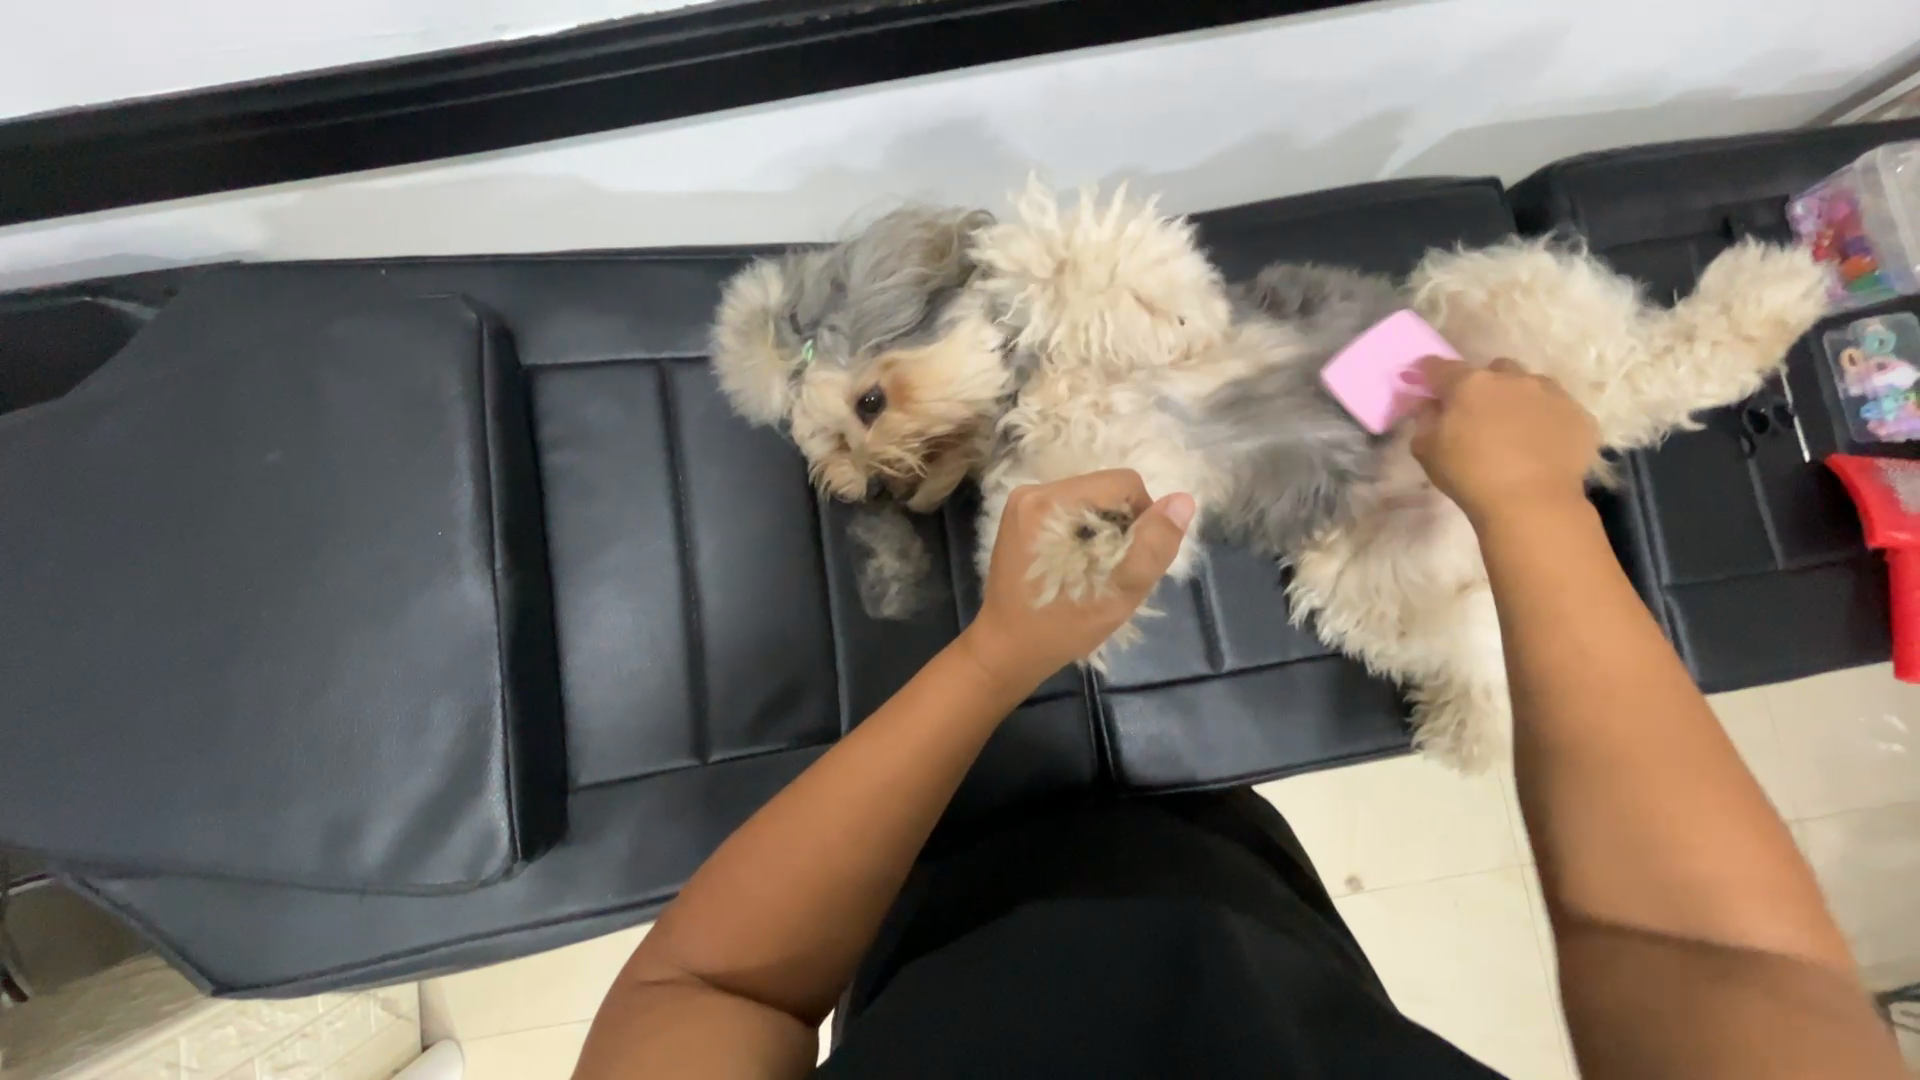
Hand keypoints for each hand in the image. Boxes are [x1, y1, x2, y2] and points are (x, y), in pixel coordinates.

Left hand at [959, 470, 1194, 689]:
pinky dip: (1082, 534)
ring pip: (1089, 500)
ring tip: (1092, 571)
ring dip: (1102, 532)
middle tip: (1110, 572)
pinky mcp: (1019, 518)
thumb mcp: (1119, 591)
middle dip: (1120, 527)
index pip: (1124, 484)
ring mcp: (1021, 503)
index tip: (1131, 560)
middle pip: (1104, 490)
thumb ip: (1154, 544)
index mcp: (1052, 502)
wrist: (1007, 650)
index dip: (1143, 519)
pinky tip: (1075, 566)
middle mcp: (1032, 491)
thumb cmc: (1063, 627)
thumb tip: (1183, 499)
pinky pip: (1069, 511)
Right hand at [1411, 357, 1600, 525]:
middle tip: (1474, 412)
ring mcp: (1551, 394)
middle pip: (1493, 369)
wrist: (1530, 501)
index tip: (1421, 380)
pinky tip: (1537, 444)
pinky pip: (1555, 408)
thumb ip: (1424, 419)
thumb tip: (1430, 404)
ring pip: (1529, 384)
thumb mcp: (1425, 450)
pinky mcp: (1579, 415)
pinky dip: (1543, 419)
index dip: (1427, 372)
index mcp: (1470, 384)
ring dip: (1516, 398)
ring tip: (1511, 427)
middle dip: (1481, 384)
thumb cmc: (1467, 474)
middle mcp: (1513, 379)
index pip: (1440, 367)